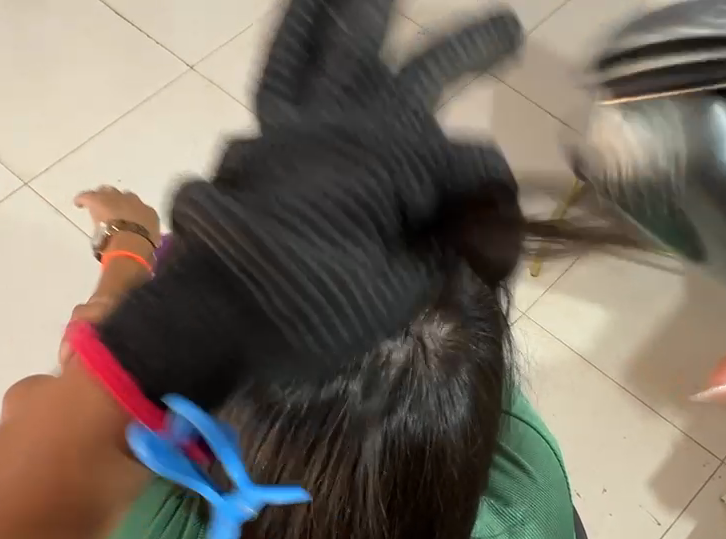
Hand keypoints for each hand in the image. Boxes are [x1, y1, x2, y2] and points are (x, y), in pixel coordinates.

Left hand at [75, 186, 160, 254]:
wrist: (132, 243)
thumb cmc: (144, 248)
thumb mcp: (151, 243)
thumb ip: (147, 238)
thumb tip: (144, 242)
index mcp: (148, 212)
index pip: (140, 209)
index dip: (132, 214)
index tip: (128, 220)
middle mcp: (133, 201)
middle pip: (123, 196)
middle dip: (117, 202)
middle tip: (111, 211)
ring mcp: (115, 198)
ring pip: (107, 192)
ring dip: (103, 198)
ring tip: (97, 206)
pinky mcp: (98, 200)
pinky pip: (87, 196)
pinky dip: (83, 200)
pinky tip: (78, 203)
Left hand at [93, 0, 524, 409]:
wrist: (215, 320)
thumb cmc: (308, 316)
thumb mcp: (394, 297)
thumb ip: (438, 253)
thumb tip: (478, 232)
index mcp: (398, 166)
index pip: (467, 163)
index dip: (492, 195)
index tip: (500, 238)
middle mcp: (355, 125)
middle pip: (424, 74)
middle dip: (473, 51)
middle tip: (511, 29)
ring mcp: (304, 123)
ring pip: (347, 48)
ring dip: (373, 14)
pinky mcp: (263, 135)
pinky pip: (280, 70)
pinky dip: (297, 35)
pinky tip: (312, 4)